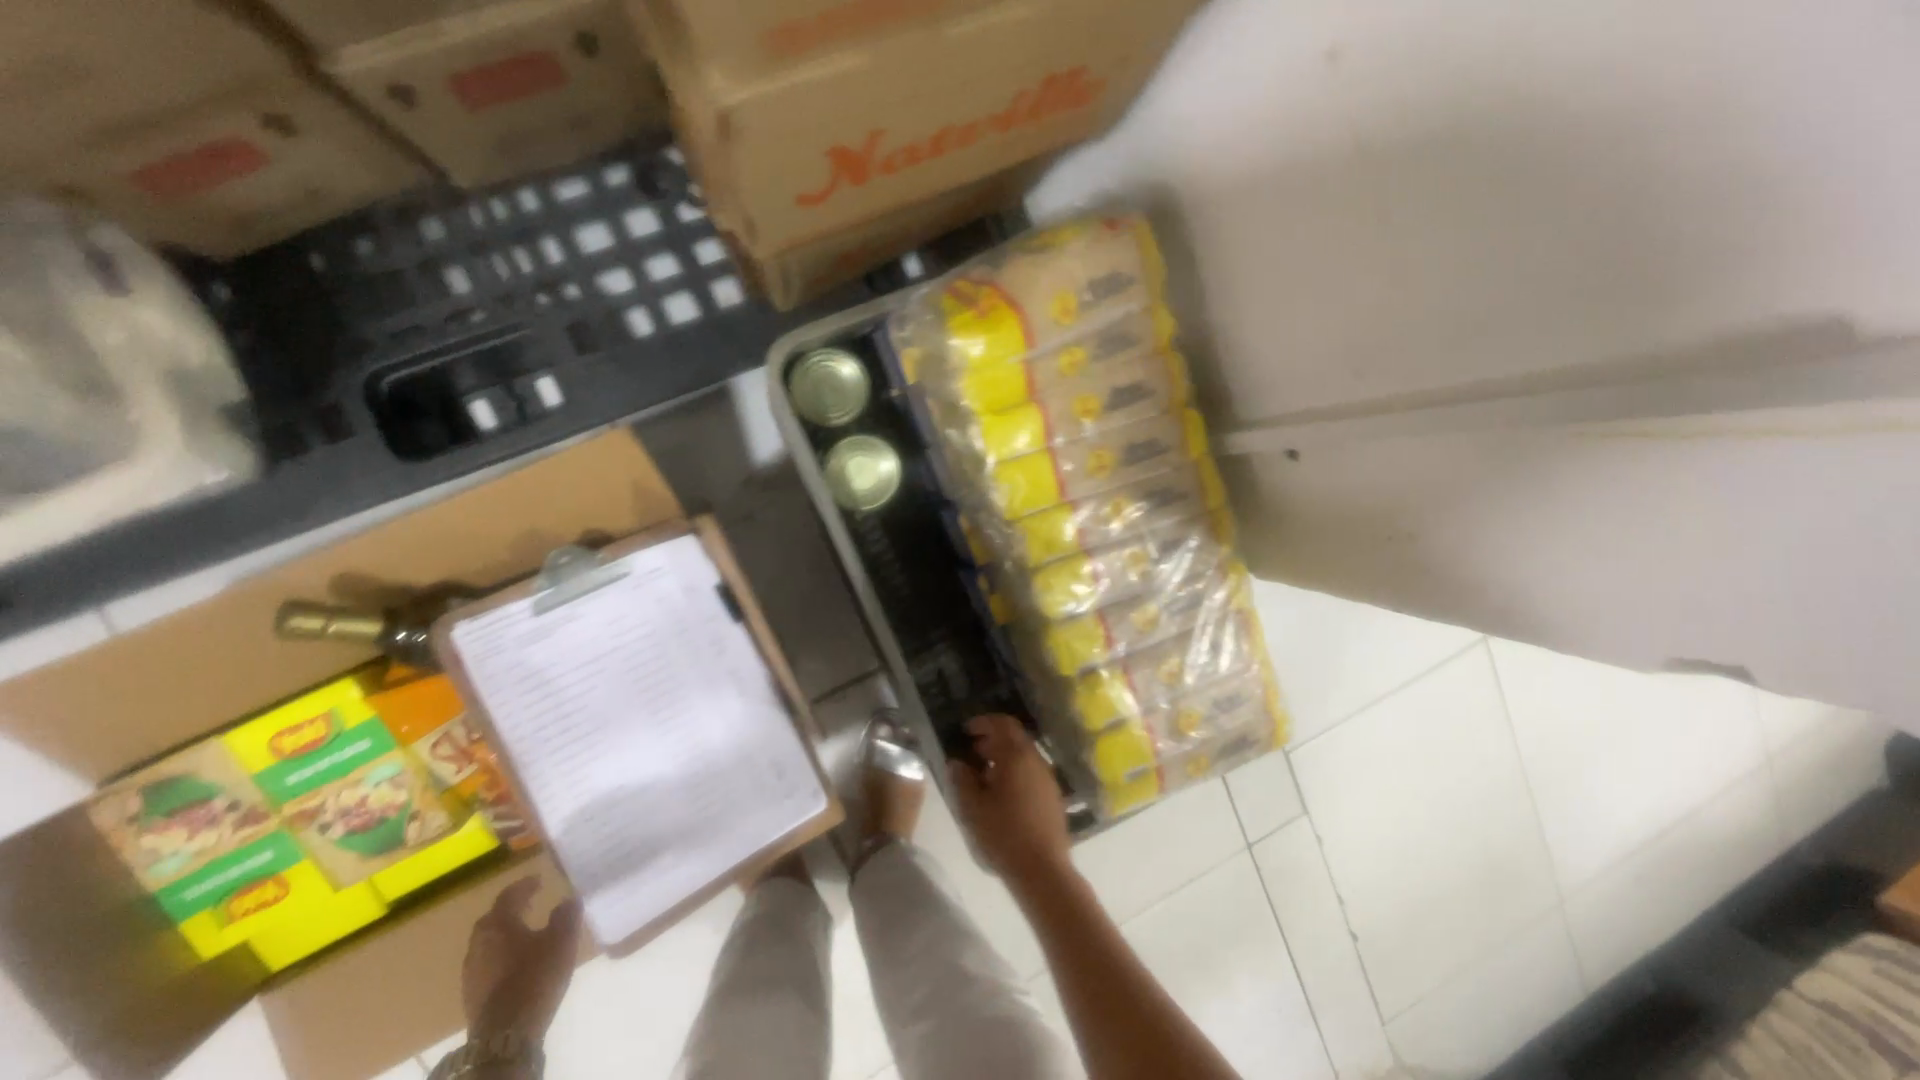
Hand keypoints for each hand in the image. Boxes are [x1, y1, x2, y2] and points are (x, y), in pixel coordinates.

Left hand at [462, 877, 582, 1042]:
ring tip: (527, 933)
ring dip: (507, 932)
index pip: (509, 896)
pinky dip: (502, 953)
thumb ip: (566, 916)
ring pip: (489, 941)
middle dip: (513, 908)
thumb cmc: (535, 979)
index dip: (525, 886)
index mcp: (498, 924)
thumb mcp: (561, 943)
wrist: (505, 1033)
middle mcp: (478, 942)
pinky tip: (517, 962)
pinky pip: (488, 961)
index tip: (539, 880)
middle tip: (531, 903)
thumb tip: (568, 899)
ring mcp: (472, 969)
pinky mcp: (472, 991)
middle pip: (494, 917)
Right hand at [948, 714, 1072, 893]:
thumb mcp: (973, 808)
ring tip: (983, 776)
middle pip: (1015, 738)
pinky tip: (1002, 794)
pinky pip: (1032, 772)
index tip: (966, 731)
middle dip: (992, 740)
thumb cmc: (1003, 834)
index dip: (983, 723)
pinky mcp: (1053, 796)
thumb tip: (957, 763)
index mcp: (1016, 757)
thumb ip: (962, 780)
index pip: (1002, 724)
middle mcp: (1036, 761)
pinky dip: (1016, 772)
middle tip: (972, 752)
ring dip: (1004, 757)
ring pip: (1024, 756)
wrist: (1042, 869)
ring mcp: (1048, 779)